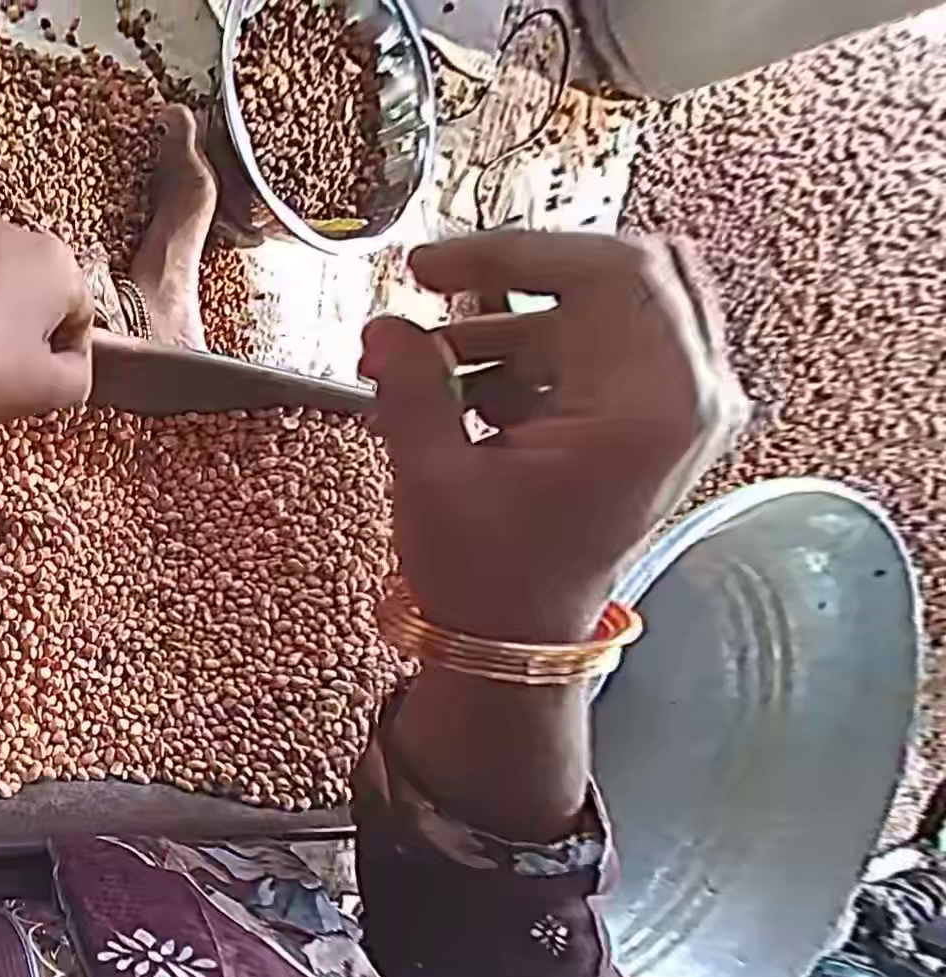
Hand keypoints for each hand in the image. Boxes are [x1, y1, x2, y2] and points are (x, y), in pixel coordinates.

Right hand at [360, 231, 748, 642]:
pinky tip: (444, 393)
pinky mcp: (633, 426)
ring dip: (497, 326)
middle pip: (619, 279)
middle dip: (512, 276)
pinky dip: (509, 360)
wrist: (508, 634)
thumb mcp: (429, 477)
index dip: (509, 253)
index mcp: (649, 407)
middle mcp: (683, 396)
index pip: (608, 274)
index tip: (421, 266)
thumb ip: (410, 391)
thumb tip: (383, 325)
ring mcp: (665, 411)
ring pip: (592, 318)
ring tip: (409, 364)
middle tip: (428, 289)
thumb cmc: (477, 570)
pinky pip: (578, 358)